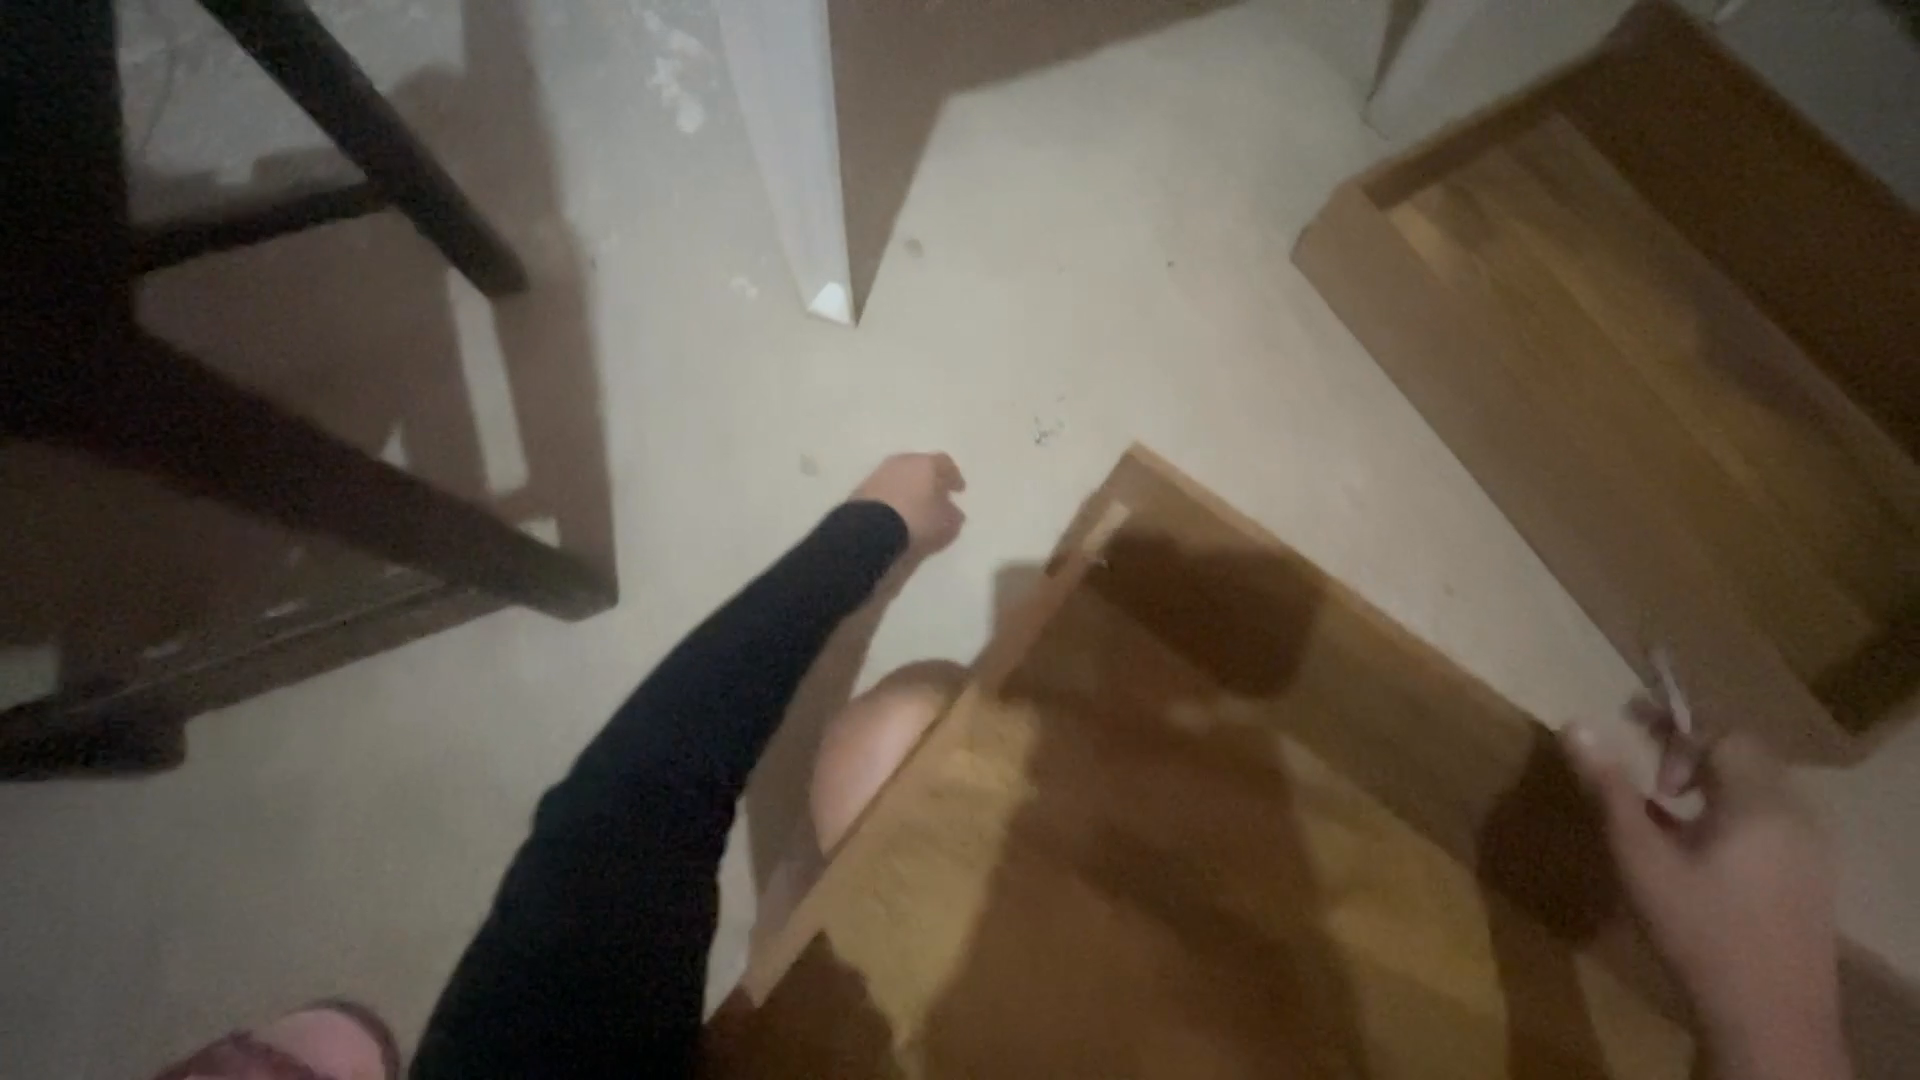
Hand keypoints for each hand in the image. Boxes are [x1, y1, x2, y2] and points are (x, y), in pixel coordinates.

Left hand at [850, 452, 966, 556]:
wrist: (869, 530)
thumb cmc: (916, 521)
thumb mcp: (946, 524)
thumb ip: (953, 515)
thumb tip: (953, 511)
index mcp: (926, 464)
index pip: (945, 463)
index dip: (953, 476)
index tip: (958, 490)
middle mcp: (901, 462)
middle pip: (919, 466)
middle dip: (929, 480)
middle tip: (935, 495)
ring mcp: (878, 473)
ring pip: (899, 476)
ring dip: (908, 488)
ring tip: (914, 506)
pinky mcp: (861, 489)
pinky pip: (884, 489)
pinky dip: (892, 497)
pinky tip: (895, 512)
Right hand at [1563, 725, 1850, 1079]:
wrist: (1767, 1015)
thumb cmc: (1695, 925)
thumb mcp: (1637, 852)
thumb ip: (1608, 787)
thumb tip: (1577, 724)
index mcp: (1760, 806)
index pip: (1726, 736)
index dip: (1677, 725)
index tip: (1631, 722)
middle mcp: (1795, 820)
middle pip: (1746, 758)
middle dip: (1690, 746)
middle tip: (1640, 757)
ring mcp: (1809, 853)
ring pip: (1758, 790)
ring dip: (1706, 778)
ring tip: (1657, 798)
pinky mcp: (1806, 879)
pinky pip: (1766, 820)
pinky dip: (1724, 808)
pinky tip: (1688, 838)